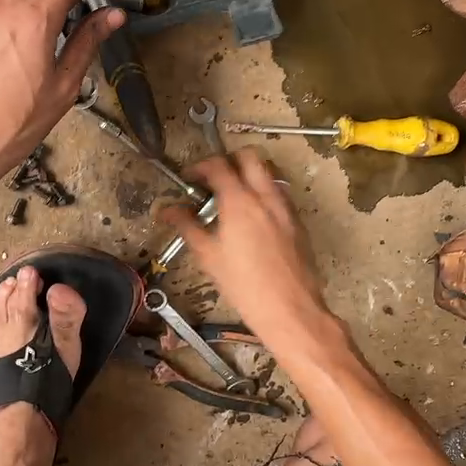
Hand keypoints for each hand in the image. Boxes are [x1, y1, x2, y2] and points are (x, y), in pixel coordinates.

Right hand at [161, 150, 337, 340]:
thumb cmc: (245, 286)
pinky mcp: (298, 222)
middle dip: (229, 160)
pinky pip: (280, 194)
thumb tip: (167, 210)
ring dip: (249, 175)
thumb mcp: (208, 256)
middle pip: (249, 156)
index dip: (199, 166)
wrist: (290, 308)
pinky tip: (253, 219)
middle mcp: (266, 197)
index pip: (218, 165)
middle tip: (214, 179)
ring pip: (268, 173)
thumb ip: (187, 226)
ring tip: (233, 197)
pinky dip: (264, 194)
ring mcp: (285, 208)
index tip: (190, 178)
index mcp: (240, 202)